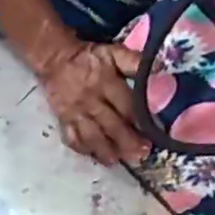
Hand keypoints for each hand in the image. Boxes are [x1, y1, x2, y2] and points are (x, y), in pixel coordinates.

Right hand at [38, 41, 150, 165]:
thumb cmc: (89, 58)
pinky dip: (82, 148)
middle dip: (126, 142)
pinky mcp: (63, 120)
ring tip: (116, 162)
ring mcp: (76, 113)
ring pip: (91, 135)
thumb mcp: (113, 52)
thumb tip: (159, 69)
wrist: (55, 60)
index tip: (150, 136)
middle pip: (110, 126)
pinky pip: (72, 137)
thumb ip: (133, 62)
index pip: (126, 107)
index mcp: (106, 84)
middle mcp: (91, 102)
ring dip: (104, 150)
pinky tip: (92, 156)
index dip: (139, 122)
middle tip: (139, 156)